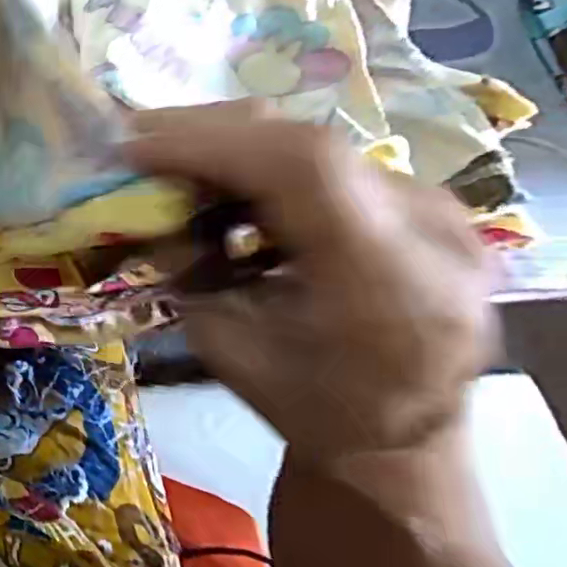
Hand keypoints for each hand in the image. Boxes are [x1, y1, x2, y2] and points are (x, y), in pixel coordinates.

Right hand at [127, 104, 496, 461]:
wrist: (401, 433)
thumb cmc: (305, 405)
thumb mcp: (222, 344)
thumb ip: (185, 267)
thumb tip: (145, 203)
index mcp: (388, 285)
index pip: (302, 169)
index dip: (208, 145)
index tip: (132, 151)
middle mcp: (428, 234)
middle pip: (303, 140)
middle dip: (204, 133)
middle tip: (135, 140)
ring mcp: (435, 211)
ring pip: (308, 138)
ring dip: (225, 141)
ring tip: (166, 156)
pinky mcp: (417, 201)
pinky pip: (320, 156)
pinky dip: (254, 157)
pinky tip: (217, 178)